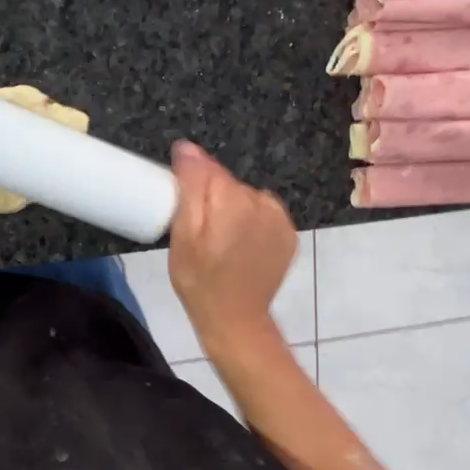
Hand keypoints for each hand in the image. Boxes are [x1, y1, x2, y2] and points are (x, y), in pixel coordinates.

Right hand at [167, 141, 296, 348]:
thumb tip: (187, 149)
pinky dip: (251, 225)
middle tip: (199, 235)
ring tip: (220, 244)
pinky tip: (241, 248)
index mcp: (233, 198)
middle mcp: (263, 201)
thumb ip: (189, 187)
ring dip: (232, 211)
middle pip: (227, 184)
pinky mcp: (288, 235)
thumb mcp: (183, 235)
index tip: (182, 210)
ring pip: (245, 199)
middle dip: (211, 200)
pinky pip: (263, 216)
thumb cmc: (200, 280)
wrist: (235, 321)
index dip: (190, 186)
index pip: (206, 169)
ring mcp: (280, 219)